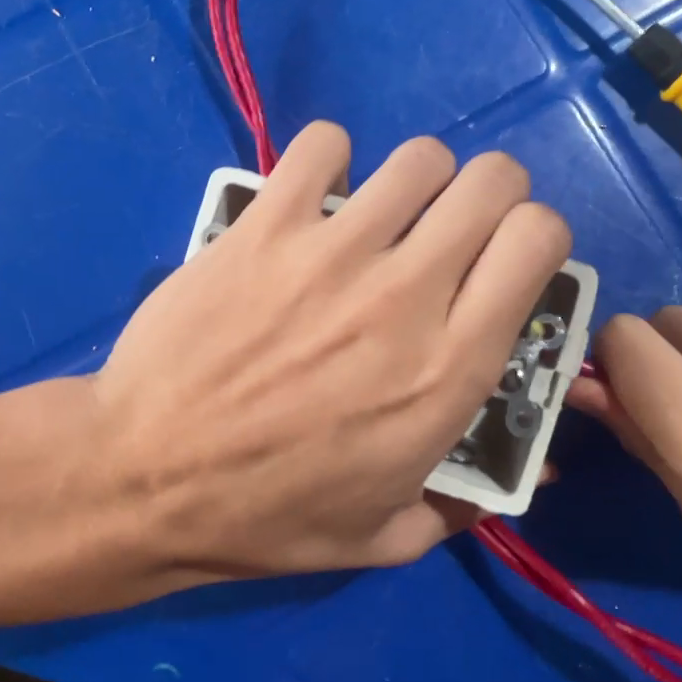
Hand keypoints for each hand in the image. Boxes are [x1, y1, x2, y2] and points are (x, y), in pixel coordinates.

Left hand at [91, 122, 570, 579]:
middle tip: (454, 232)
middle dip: (490, 197)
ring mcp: (331, 251)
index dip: (534, 238)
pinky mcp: (265, 225)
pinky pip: (322, 145)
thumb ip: (464, 505)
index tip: (505, 264)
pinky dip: (329, 160)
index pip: (538, 241)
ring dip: (418, 181)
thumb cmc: (264, 515)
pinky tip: (312, 200)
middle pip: (493, 181)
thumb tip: (524, 470)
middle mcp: (405, 294)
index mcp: (449, 369)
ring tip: (384, 217)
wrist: (142, 477)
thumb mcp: (383, 536)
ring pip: (420, 157)